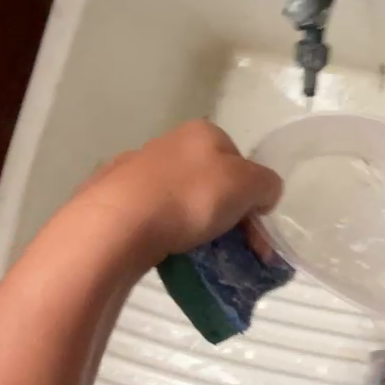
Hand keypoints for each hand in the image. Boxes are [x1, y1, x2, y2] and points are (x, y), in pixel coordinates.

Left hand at [62, 121, 281, 271]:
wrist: (119, 223)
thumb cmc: (191, 197)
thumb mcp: (249, 185)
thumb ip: (268, 184)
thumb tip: (263, 194)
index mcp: (203, 132)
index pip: (242, 162)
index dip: (252, 195)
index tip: (253, 228)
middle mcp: (170, 143)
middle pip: (214, 182)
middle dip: (228, 215)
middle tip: (236, 248)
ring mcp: (139, 168)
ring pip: (184, 199)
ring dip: (198, 223)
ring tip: (201, 252)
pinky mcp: (116, 197)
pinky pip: (156, 216)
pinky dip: (168, 231)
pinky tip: (168, 247)